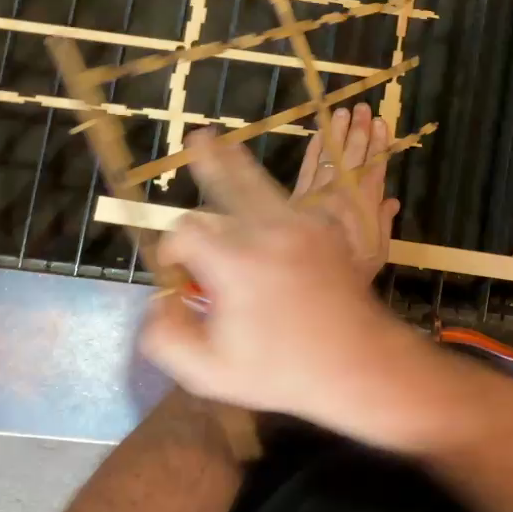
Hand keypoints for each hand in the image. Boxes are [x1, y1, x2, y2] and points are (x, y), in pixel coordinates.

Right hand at [139, 126, 427, 438]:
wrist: (356, 361)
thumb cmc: (282, 370)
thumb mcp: (210, 372)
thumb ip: (167, 337)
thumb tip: (156, 301)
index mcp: (235, 263)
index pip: (187, 231)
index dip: (173, 248)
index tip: (177, 273)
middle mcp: (266, 231)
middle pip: (229, 181)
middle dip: (208, 161)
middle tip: (196, 138)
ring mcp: (301, 225)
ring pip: (262, 182)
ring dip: (237, 164)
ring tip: (220, 140)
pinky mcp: (326, 228)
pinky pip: (293, 200)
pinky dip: (272, 195)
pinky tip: (262, 189)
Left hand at [290, 102, 399, 279]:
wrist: (308, 282)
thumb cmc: (350, 271)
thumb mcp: (377, 253)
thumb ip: (383, 224)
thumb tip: (392, 201)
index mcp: (365, 202)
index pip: (374, 165)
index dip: (378, 144)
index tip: (381, 123)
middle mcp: (342, 191)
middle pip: (353, 155)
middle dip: (359, 130)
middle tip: (363, 109)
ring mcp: (318, 191)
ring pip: (330, 155)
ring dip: (337, 132)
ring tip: (343, 112)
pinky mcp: (298, 196)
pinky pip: (307, 166)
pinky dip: (313, 149)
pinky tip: (317, 134)